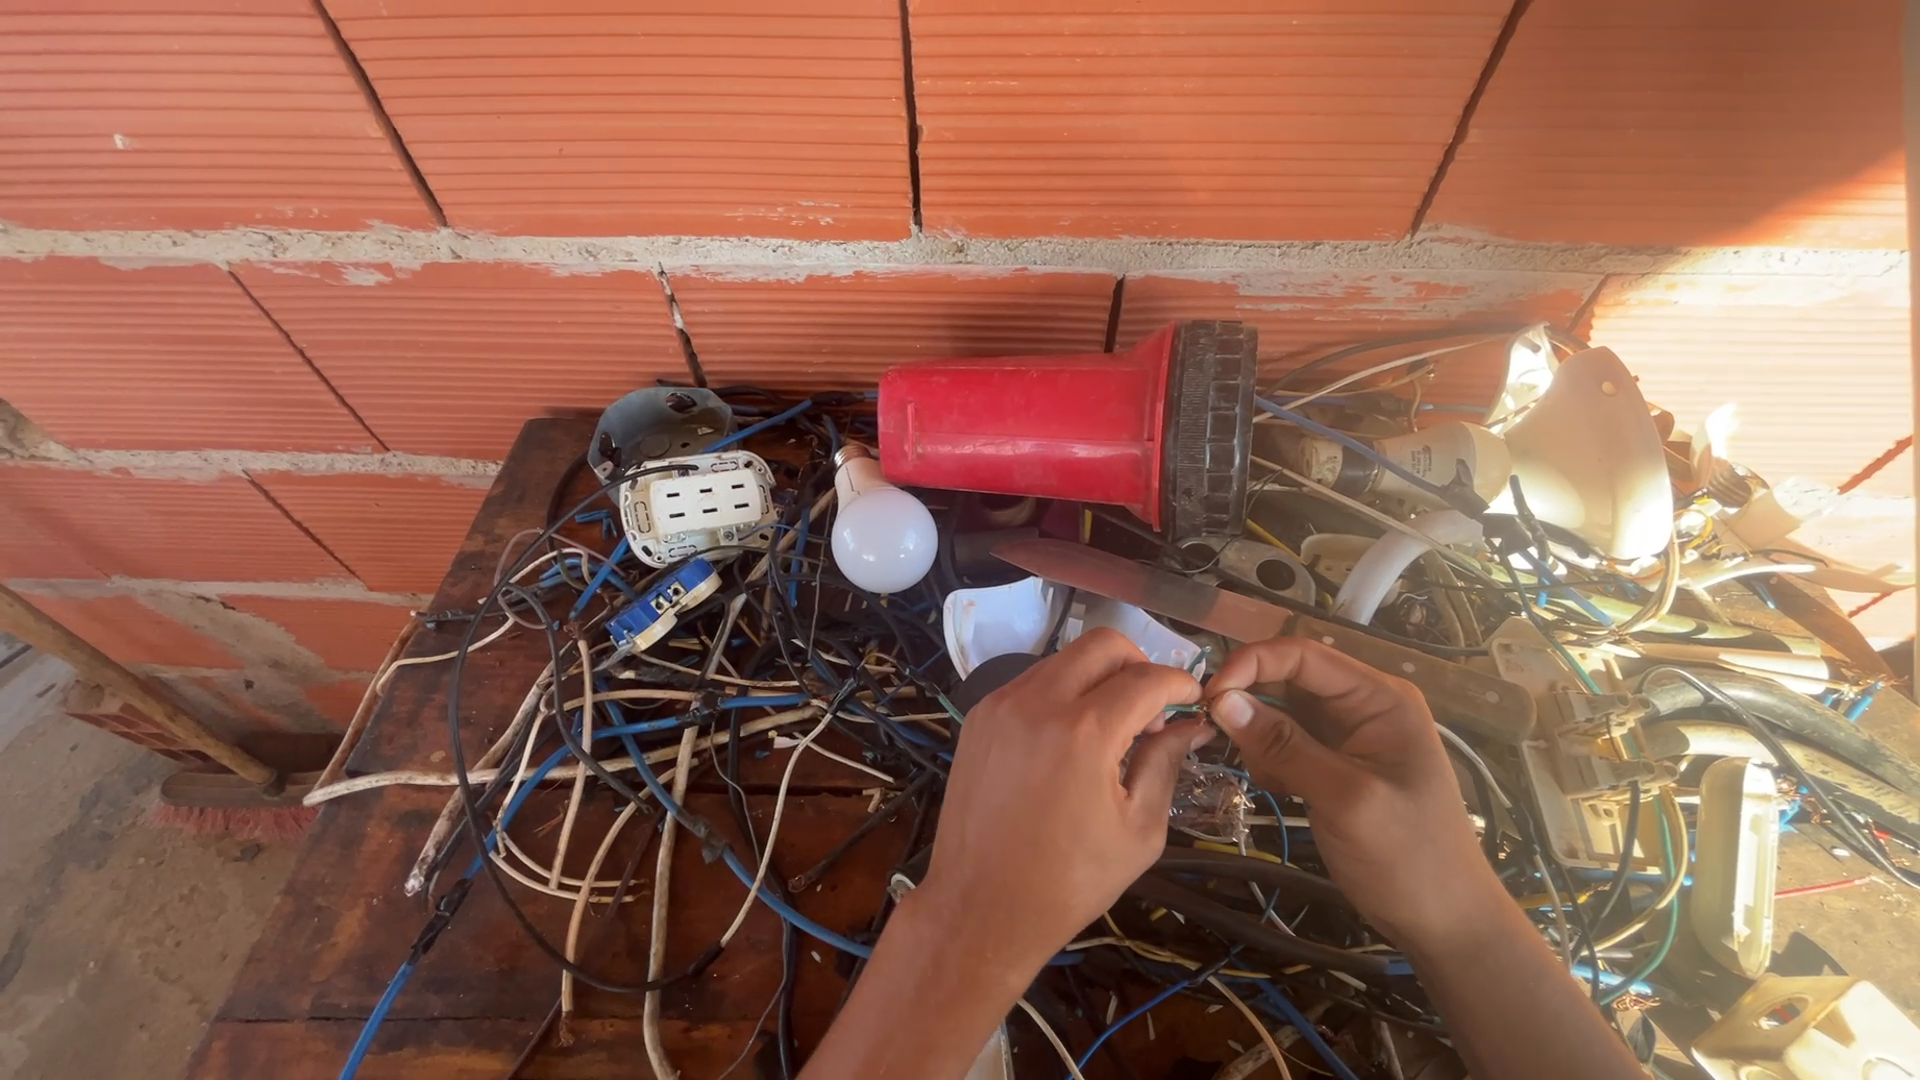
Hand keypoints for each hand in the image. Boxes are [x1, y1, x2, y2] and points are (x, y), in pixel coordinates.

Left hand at [918, 628, 1208, 968]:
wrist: (981, 906)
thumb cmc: (1069, 880)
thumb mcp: (1138, 829)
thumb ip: (1166, 763)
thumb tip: (1192, 725)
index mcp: (1085, 731)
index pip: (1147, 678)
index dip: (1179, 684)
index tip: (1193, 700)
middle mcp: (1039, 701)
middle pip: (1102, 644)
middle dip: (1139, 664)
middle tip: (1152, 706)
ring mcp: (1002, 703)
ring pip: (1063, 658)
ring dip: (1097, 677)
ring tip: (1111, 725)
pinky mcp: (980, 715)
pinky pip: (1031, 681)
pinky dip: (1061, 692)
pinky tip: (1069, 735)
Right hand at [1205, 638, 1501, 951]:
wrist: (1444, 924)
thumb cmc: (1408, 858)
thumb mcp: (1343, 798)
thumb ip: (1283, 746)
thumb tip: (1221, 700)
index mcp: (1379, 698)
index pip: (1301, 654)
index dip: (1250, 664)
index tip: (1209, 697)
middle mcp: (1361, 705)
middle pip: (1285, 678)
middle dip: (1250, 704)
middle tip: (1225, 741)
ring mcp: (1346, 734)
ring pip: (1277, 709)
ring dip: (1258, 737)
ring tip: (1272, 780)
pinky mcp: (1331, 760)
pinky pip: (1282, 740)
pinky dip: (1268, 759)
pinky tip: (1280, 790)